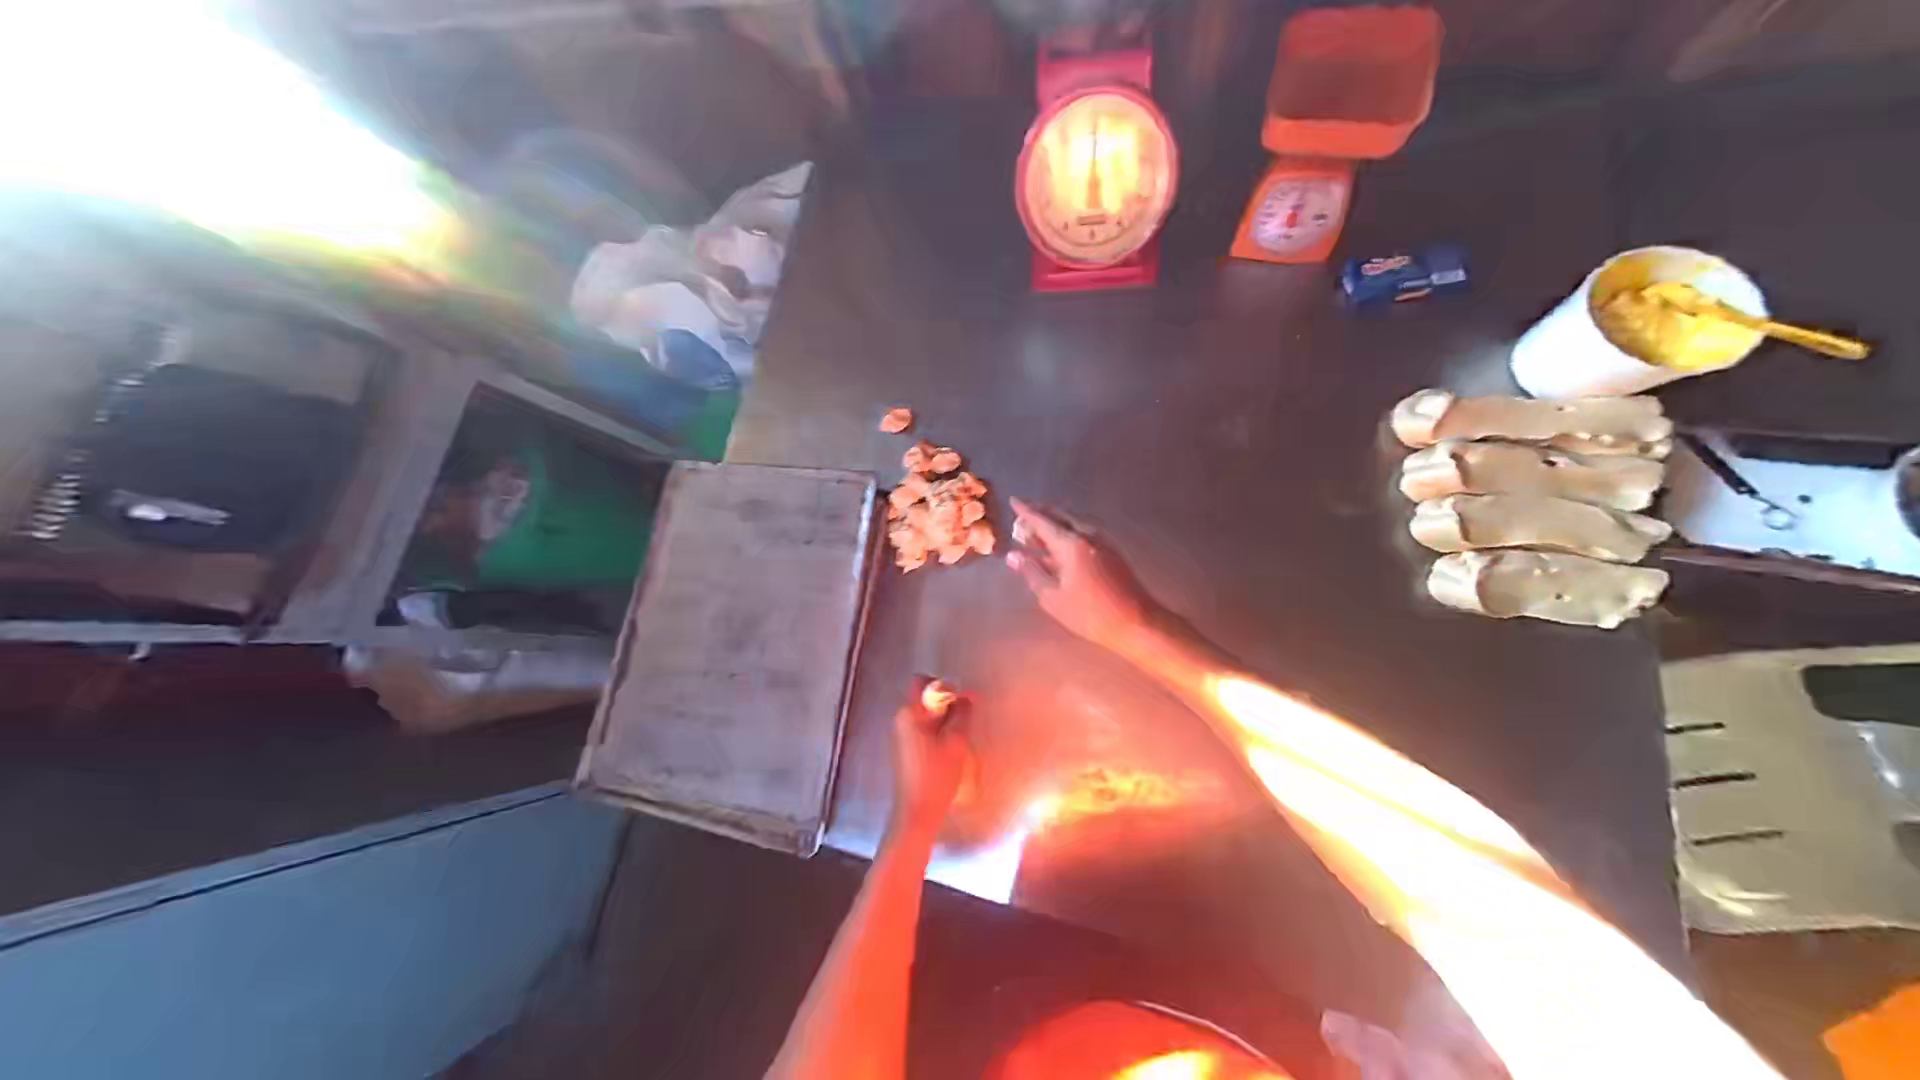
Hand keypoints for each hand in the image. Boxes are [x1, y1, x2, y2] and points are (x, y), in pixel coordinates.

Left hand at [888, 676, 970, 841]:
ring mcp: (902, 734)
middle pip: (924, 697)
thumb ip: (962, 714)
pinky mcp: (907, 748)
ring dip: (945, 718)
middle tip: (964, 719)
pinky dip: (939, 731)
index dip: (942, 685)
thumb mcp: (956, 741)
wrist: (918, 812)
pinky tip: (951, 747)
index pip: (921, 682)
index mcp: (909, 713)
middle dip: (946, 703)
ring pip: (926, 714)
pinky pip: (924, 728)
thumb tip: (968, 695)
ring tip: (960, 735)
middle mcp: (901, 719)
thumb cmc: (937, 776)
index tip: (960, 700)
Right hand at [1006, 499, 1160, 654]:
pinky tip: (1061, 541)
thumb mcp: (1053, 598)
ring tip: (1039, 527)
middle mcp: (1088, 534)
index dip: (1026, 511)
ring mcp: (1103, 541)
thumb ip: (1032, 573)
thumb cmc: (1090, 614)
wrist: (1137, 622)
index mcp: (1071, 544)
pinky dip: (1068, 529)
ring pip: (1074, 520)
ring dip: (1055, 520)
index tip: (1013, 500)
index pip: (1043, 520)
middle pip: (1061, 515)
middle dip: (1041, 511)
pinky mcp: (1112, 550)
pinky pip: (1084, 529)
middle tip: (1023, 514)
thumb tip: (1013, 556)